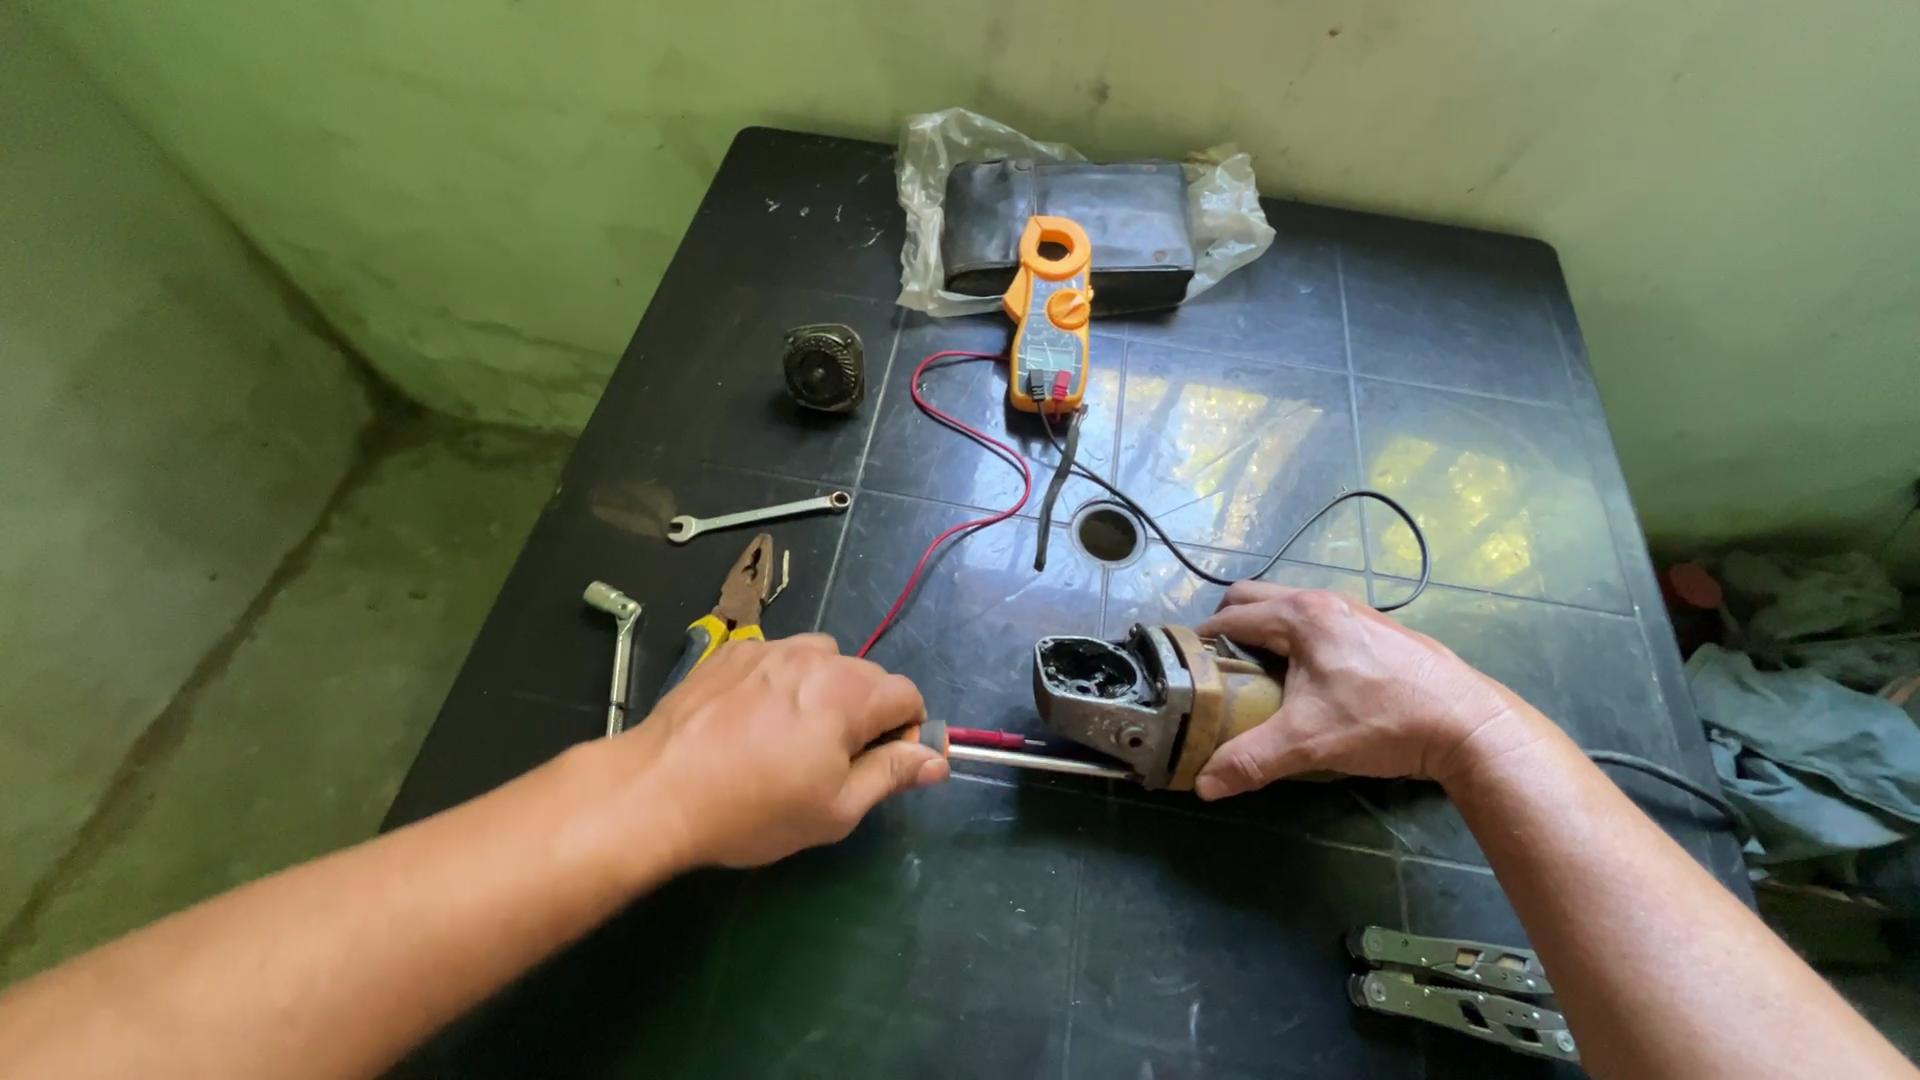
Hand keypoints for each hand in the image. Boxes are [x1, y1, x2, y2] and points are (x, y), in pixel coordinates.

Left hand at [614, 634, 947, 866]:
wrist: (656, 790)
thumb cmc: (754, 810)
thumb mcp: (835, 809)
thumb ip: (892, 774)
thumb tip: (936, 759)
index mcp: (848, 693)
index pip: (908, 694)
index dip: (906, 731)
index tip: (879, 764)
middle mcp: (816, 657)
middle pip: (867, 676)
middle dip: (865, 712)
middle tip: (830, 758)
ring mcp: (771, 648)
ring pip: (824, 659)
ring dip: (826, 689)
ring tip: (792, 731)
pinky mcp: (734, 651)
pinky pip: (780, 656)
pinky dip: (784, 679)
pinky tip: (753, 716)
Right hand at [1192, 583, 1543, 798]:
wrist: (1472, 726)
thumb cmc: (1383, 723)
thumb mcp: (1308, 743)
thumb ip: (1250, 760)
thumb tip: (1203, 785)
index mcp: (1300, 616)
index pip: (1229, 617)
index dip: (1199, 639)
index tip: (1184, 664)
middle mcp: (1322, 601)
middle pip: (1253, 596)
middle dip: (1226, 623)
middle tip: (1217, 663)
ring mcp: (1353, 609)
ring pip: (1287, 603)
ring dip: (1262, 625)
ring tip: (1256, 668)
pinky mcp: (1375, 625)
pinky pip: (1315, 616)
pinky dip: (1293, 632)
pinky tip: (1306, 672)